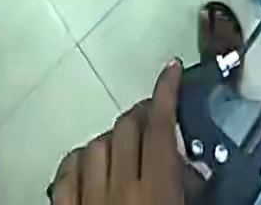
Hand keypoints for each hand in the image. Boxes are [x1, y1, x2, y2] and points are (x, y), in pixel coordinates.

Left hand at [52, 60, 186, 204]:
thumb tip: (193, 167)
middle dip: (142, 115)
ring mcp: (87, 198)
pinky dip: (80, 160)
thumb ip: (188, 189)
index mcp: (156, 193)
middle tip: (155, 118)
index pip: (160, 127)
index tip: (172, 68)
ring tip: (126, 147)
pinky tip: (89, 163)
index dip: (167, 92)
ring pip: (96, 142)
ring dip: (112, 138)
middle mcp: (120, 188)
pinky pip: (67, 170)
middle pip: (126, 126)